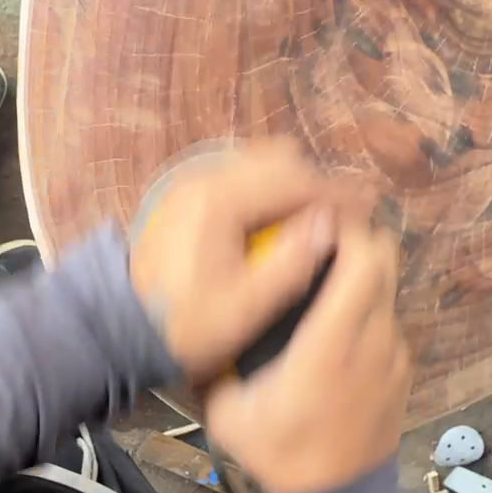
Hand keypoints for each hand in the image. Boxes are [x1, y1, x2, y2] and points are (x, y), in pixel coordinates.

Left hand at [129, 139, 367, 381]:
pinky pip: (236, 180)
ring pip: (256, 166)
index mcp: (221, 201)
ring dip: (290, 186)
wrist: (120, 332)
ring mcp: (189, 186)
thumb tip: (332, 224)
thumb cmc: (183, 328)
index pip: (295, 180)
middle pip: (278, 160)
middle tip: (343, 216)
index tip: (371, 208)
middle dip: (315, 184)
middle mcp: (204, 180)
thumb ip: (292, 264)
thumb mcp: (244, 308)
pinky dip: (264, 193)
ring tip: (314, 220)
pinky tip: (276, 224)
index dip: (338, 193)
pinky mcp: (182, 201)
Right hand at [202, 214, 411, 492]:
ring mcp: (393, 355)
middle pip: (384, 259)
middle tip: (316, 239)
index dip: (343, 229)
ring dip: (360, 275)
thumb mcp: (229, 415)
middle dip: (355, 237)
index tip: (312, 222)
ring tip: (322, 283)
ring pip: (387, 288)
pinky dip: (366, 311)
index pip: (361, 261)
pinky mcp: (401, 370)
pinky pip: (387, 321)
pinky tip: (335, 332)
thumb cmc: (280, 455)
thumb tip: (198, 329)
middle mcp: (371, 341)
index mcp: (329, 346)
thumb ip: (218, 366)